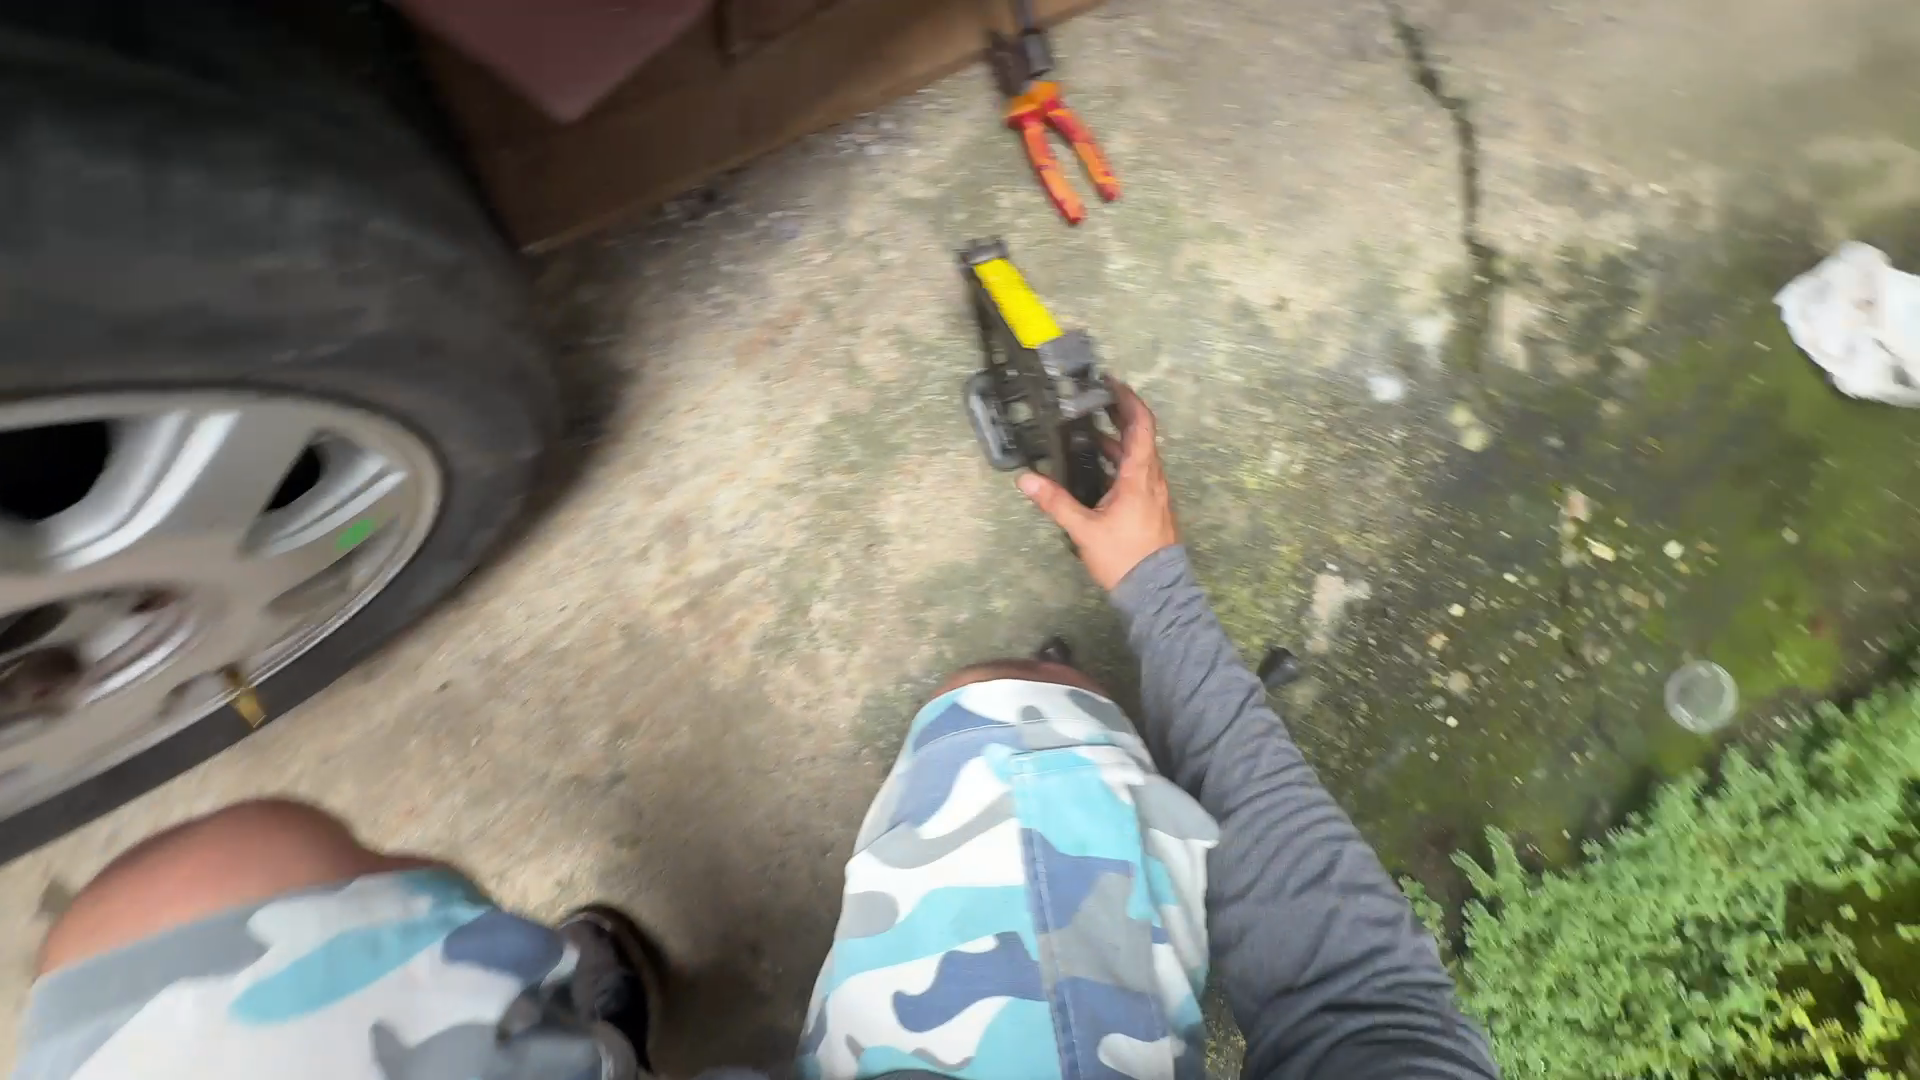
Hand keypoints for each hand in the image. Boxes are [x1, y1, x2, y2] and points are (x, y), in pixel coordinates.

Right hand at [1017, 379, 1179, 590]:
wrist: (1157, 591)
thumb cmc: (1124, 556)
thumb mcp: (1084, 529)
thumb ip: (1055, 502)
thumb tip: (1026, 479)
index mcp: (1139, 475)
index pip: (1141, 425)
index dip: (1128, 400)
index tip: (1110, 385)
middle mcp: (1152, 478)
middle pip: (1140, 436)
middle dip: (1118, 417)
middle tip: (1092, 403)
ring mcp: (1154, 493)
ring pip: (1137, 457)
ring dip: (1116, 443)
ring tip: (1087, 436)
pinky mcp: (1151, 507)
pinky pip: (1136, 474)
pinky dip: (1118, 464)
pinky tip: (1096, 472)